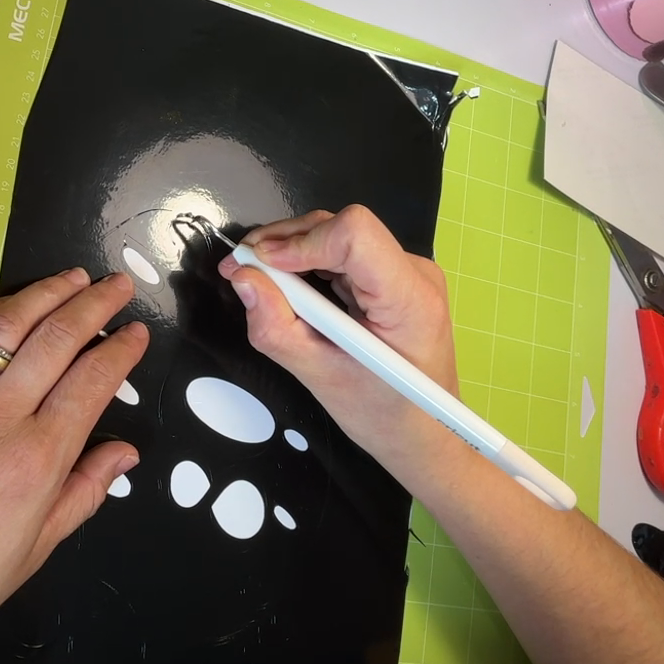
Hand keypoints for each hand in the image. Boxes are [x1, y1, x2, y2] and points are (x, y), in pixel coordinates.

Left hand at [0, 269, 148, 663]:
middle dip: (95, 304)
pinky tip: (4, 301)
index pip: (92, 382)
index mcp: (36, 460)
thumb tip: (126, 451)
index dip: (121, 350)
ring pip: (7, 326)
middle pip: (57, 339)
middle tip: (117, 284)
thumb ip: (85, 491)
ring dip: (46, 293)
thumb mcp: (35, 550)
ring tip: (73, 277)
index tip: (137, 330)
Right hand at [217, 206, 459, 490]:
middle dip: (282, 244)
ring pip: (333, 233)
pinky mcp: (390, 274)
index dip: (300, 243)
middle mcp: (412, 271)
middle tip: (237, 270)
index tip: (258, 267)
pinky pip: (338, 250)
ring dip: (288, 252)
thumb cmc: (384, 416)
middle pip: (337, 227)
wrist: (426, 436)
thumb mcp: (320, 377)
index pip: (354, 234)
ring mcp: (404, 269)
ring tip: (257, 281)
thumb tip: (241, 278)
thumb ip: (276, 327)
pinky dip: (303, 263)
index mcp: (408, 298)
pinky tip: (286, 288)